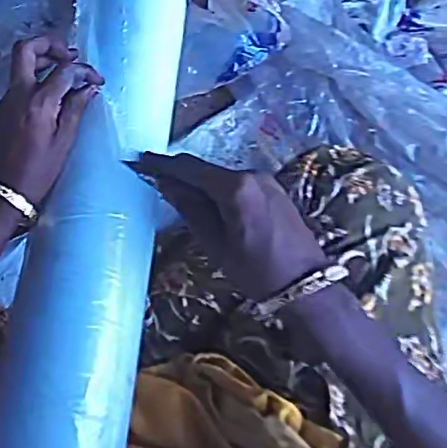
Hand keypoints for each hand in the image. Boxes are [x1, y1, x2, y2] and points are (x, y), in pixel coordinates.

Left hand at [0, 35, 102, 204]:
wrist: (6, 189)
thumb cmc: (39, 170)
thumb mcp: (64, 140)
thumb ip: (76, 108)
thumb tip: (88, 88)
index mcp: (37, 102)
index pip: (63, 71)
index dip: (84, 70)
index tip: (96, 80)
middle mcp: (18, 93)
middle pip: (27, 49)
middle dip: (50, 44)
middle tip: (70, 55)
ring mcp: (7, 98)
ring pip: (21, 62)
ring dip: (43, 58)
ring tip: (66, 69)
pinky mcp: (4, 106)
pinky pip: (20, 79)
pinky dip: (37, 75)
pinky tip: (54, 89)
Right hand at [129, 152, 328, 298]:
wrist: (306, 286)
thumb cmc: (256, 271)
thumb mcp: (215, 244)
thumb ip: (190, 209)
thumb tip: (166, 184)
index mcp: (235, 187)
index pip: (189, 168)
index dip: (162, 164)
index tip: (140, 161)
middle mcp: (251, 175)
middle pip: (205, 169)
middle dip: (179, 173)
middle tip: (152, 177)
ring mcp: (265, 181)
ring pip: (221, 177)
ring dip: (199, 183)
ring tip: (175, 193)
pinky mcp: (274, 190)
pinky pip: (237, 184)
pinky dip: (217, 189)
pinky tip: (206, 202)